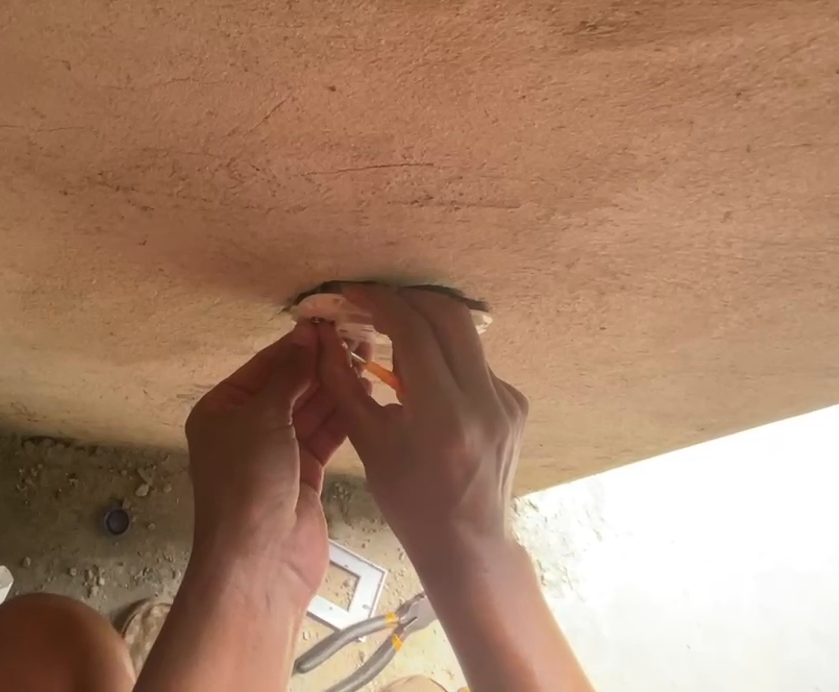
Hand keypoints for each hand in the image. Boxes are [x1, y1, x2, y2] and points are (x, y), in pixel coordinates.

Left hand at [183, 320, 350, 607]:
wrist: (260, 564)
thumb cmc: (249, 482)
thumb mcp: (263, 418)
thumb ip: (289, 374)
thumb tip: (307, 332)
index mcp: (223, 408)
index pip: (265, 365)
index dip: (297, 345)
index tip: (330, 322)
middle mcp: (246, 426)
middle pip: (289, 385)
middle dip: (320, 363)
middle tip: (358, 337)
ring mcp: (276, 452)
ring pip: (309, 409)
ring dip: (335, 386)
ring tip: (368, 357)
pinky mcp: (304, 475)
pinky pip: (323, 435)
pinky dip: (342, 416)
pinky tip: (366, 393)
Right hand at [313, 283, 527, 575]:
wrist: (469, 545)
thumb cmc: (409, 499)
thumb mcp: (367, 442)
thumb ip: (342, 383)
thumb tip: (321, 334)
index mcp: (444, 415)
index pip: (414, 330)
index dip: (379, 301)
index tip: (352, 293)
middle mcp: (485, 400)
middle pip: (449, 315)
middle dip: (406, 298)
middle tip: (373, 303)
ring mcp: (507, 400)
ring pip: (464, 334)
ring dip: (425, 324)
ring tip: (392, 343)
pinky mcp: (516, 402)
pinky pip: (473, 359)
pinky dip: (443, 353)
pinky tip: (423, 378)